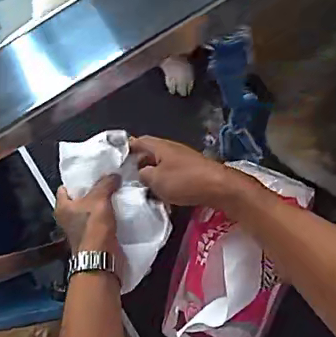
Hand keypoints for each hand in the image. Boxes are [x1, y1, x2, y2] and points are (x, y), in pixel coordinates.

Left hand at [55, 175, 118, 254]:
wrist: (102, 258)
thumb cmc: (93, 227)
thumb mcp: (99, 198)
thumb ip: (105, 183)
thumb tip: (113, 175)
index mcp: (62, 207)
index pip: (65, 187)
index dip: (77, 179)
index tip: (92, 172)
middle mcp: (68, 218)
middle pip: (81, 198)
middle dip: (94, 190)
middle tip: (108, 179)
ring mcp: (81, 229)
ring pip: (93, 210)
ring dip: (104, 203)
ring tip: (117, 191)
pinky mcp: (94, 237)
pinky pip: (101, 221)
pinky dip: (109, 215)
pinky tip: (120, 207)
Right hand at [131, 136, 256, 209]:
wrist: (219, 187)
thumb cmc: (184, 181)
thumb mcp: (156, 180)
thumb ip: (143, 175)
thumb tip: (142, 173)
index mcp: (160, 146)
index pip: (139, 141)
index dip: (126, 147)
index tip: (116, 158)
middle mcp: (172, 149)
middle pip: (151, 153)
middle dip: (139, 164)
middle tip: (127, 177)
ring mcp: (184, 160)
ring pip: (162, 165)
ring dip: (153, 175)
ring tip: (143, 189)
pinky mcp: (194, 172)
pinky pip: (174, 175)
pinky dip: (166, 182)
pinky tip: (163, 195)